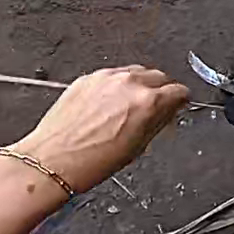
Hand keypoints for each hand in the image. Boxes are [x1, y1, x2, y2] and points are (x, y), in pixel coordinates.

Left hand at [10, 65, 188, 193]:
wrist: (53, 160)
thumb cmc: (91, 161)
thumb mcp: (138, 147)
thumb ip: (159, 122)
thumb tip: (169, 111)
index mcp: (148, 102)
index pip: (178, 90)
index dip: (180, 100)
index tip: (177, 105)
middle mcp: (129, 83)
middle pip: (159, 76)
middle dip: (161, 90)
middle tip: (155, 108)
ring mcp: (107, 77)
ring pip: (136, 72)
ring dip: (140, 85)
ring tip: (129, 108)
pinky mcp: (89, 77)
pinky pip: (112, 76)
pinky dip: (116, 86)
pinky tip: (109, 106)